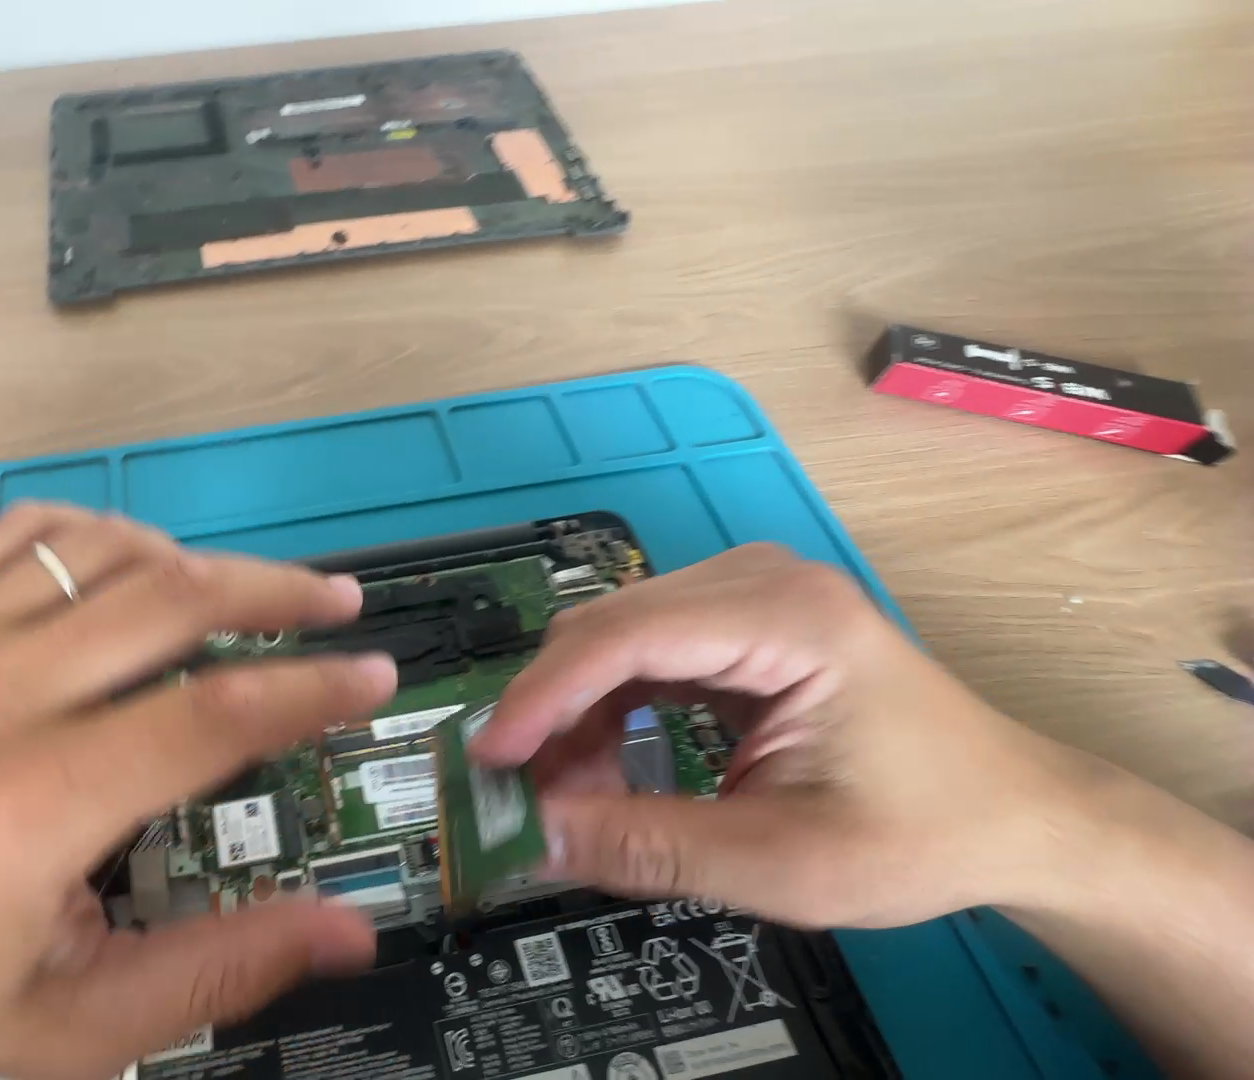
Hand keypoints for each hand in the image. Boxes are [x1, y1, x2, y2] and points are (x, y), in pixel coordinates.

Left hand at [0, 503, 396, 1078]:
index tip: (371, 678)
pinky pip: (37, 527)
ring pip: (114, 548)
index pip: (211, 717)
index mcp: (34, 803)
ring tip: (252, 594)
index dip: (309, 691)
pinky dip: (110, 531)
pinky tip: (139, 566)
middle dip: (278, 593)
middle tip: (338, 605)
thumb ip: (219, 972)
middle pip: (174, 599)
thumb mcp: (76, 1024)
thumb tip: (346, 931)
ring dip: (202, 562)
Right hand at [470, 543, 1117, 928]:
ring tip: (576, 796)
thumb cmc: (920, 835)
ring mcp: (739, 592)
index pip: (625, 637)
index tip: (493, 760)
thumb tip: (532, 838)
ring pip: (606, 640)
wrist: (1011, 815)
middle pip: (604, 630)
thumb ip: (646, 847)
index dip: (544, 696)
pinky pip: (631, 653)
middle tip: (532, 798)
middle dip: (555, 716)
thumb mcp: (781, 863)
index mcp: (786, 618)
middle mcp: (754, 580)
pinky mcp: (727, 618)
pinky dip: (602, 711)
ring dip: (574, 718)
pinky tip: (604, 765)